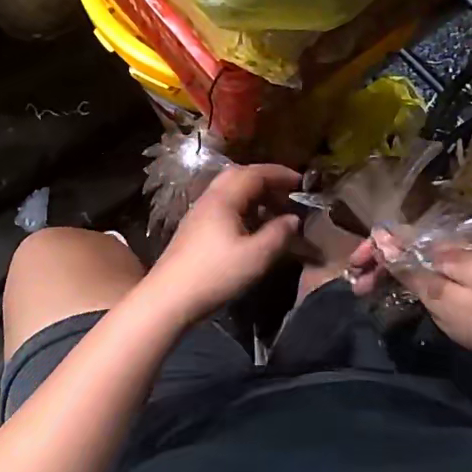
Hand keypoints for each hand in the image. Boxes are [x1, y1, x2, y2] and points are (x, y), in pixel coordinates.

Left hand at [142, 163, 301, 322]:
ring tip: (275, 212)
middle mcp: (209, 200)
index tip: (302, 182)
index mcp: (224, 199)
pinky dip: (244, 209)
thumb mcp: (256, 256)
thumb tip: (294, 219)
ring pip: (230, 193)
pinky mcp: (195, 231)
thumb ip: (279, 234)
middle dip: (266, 181)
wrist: (169, 299)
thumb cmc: (215, 274)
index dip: (280, 174)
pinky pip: (224, 208)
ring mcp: (199, 215)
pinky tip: (253, 229)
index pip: (255, 173)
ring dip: (255, 196)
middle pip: (239, 177)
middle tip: (287, 194)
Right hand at [351, 232, 471, 370]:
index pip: (399, 236)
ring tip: (371, 291)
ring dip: (391, 273)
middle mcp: (455, 250)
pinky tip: (402, 294)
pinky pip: (430, 274)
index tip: (352, 270)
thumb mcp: (442, 296)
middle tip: (357, 288)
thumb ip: (411, 267)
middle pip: (407, 248)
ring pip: (418, 262)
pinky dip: (410, 282)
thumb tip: (381, 235)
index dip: (372, 248)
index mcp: (448, 248)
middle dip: (378, 262)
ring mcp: (466, 267)